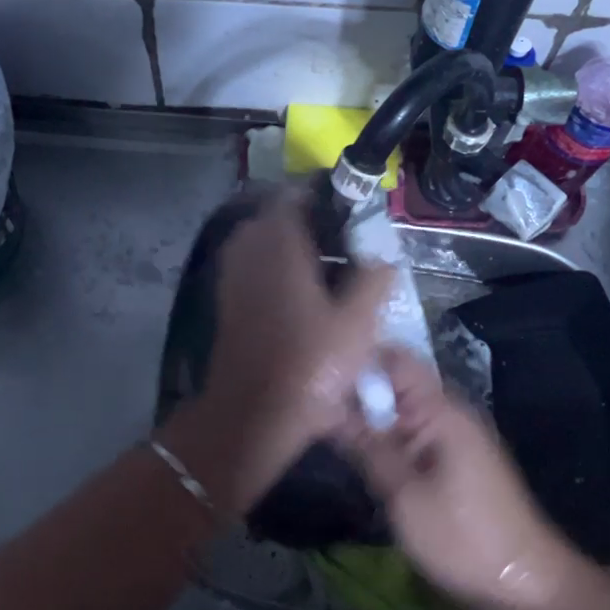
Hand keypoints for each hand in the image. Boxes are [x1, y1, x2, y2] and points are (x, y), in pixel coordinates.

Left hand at [186, 190, 393, 500]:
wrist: (252, 413)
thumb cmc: (309, 364)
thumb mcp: (358, 323)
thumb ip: (374, 279)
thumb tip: (383, 255)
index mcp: (278, 242)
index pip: (295, 195)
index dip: (324, 197)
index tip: (351, 211)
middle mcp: (248, 248)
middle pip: (277, 217)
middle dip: (309, 223)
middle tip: (344, 244)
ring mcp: (231, 274)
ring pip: (262, 243)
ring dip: (290, 247)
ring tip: (327, 271)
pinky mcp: (226, 300)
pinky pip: (253, 267)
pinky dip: (274, 269)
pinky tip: (302, 297)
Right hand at [340, 348, 580, 609]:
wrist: (528, 586)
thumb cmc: (464, 537)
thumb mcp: (404, 494)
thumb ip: (366, 446)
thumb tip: (327, 408)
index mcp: (440, 410)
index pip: (394, 358)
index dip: (356, 357)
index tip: (317, 371)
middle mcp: (448, 413)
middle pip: (395, 382)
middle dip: (356, 390)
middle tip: (312, 403)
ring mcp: (454, 437)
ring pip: (400, 410)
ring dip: (368, 417)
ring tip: (324, 424)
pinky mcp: (454, 462)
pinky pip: (412, 433)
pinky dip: (385, 438)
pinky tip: (358, 452)